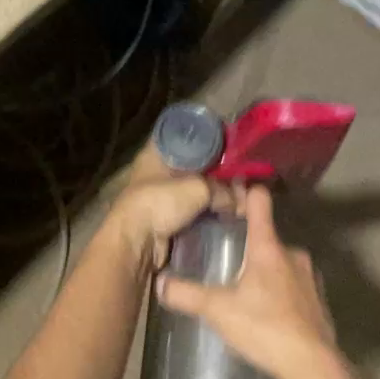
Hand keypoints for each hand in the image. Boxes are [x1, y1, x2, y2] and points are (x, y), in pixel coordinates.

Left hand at [105, 144, 232, 269]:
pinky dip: (208, 213)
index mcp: (158, 151)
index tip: (233, 145)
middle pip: (195, 165)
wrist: (136, 243)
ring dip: (215, 196)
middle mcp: (158, 169)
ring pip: (196, 190)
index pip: (187, 136)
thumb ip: (223, 190)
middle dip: (218, 173)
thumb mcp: (198, 188)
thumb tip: (241, 201)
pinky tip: (228, 214)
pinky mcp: (167, 218)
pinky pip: (194, 210)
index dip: (210, 138)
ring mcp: (161, 194)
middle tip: (243, 178)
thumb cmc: (160, 202)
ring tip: (241, 199)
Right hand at [156, 184, 340, 378]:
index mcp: (267, 246)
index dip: (246, 193)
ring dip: (268, 274)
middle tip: (230, 263)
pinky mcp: (320, 302)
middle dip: (251, 248)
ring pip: (283, 265)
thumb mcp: (218, 310)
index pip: (259, 202)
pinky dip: (283, 296)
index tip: (233, 194)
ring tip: (249, 295)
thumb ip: (187, 294)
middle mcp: (292, 254)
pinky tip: (270, 317)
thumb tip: (159, 283)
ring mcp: (311, 277)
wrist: (314, 367)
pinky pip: (297, 289)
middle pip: (268, 238)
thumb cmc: (265, 328)